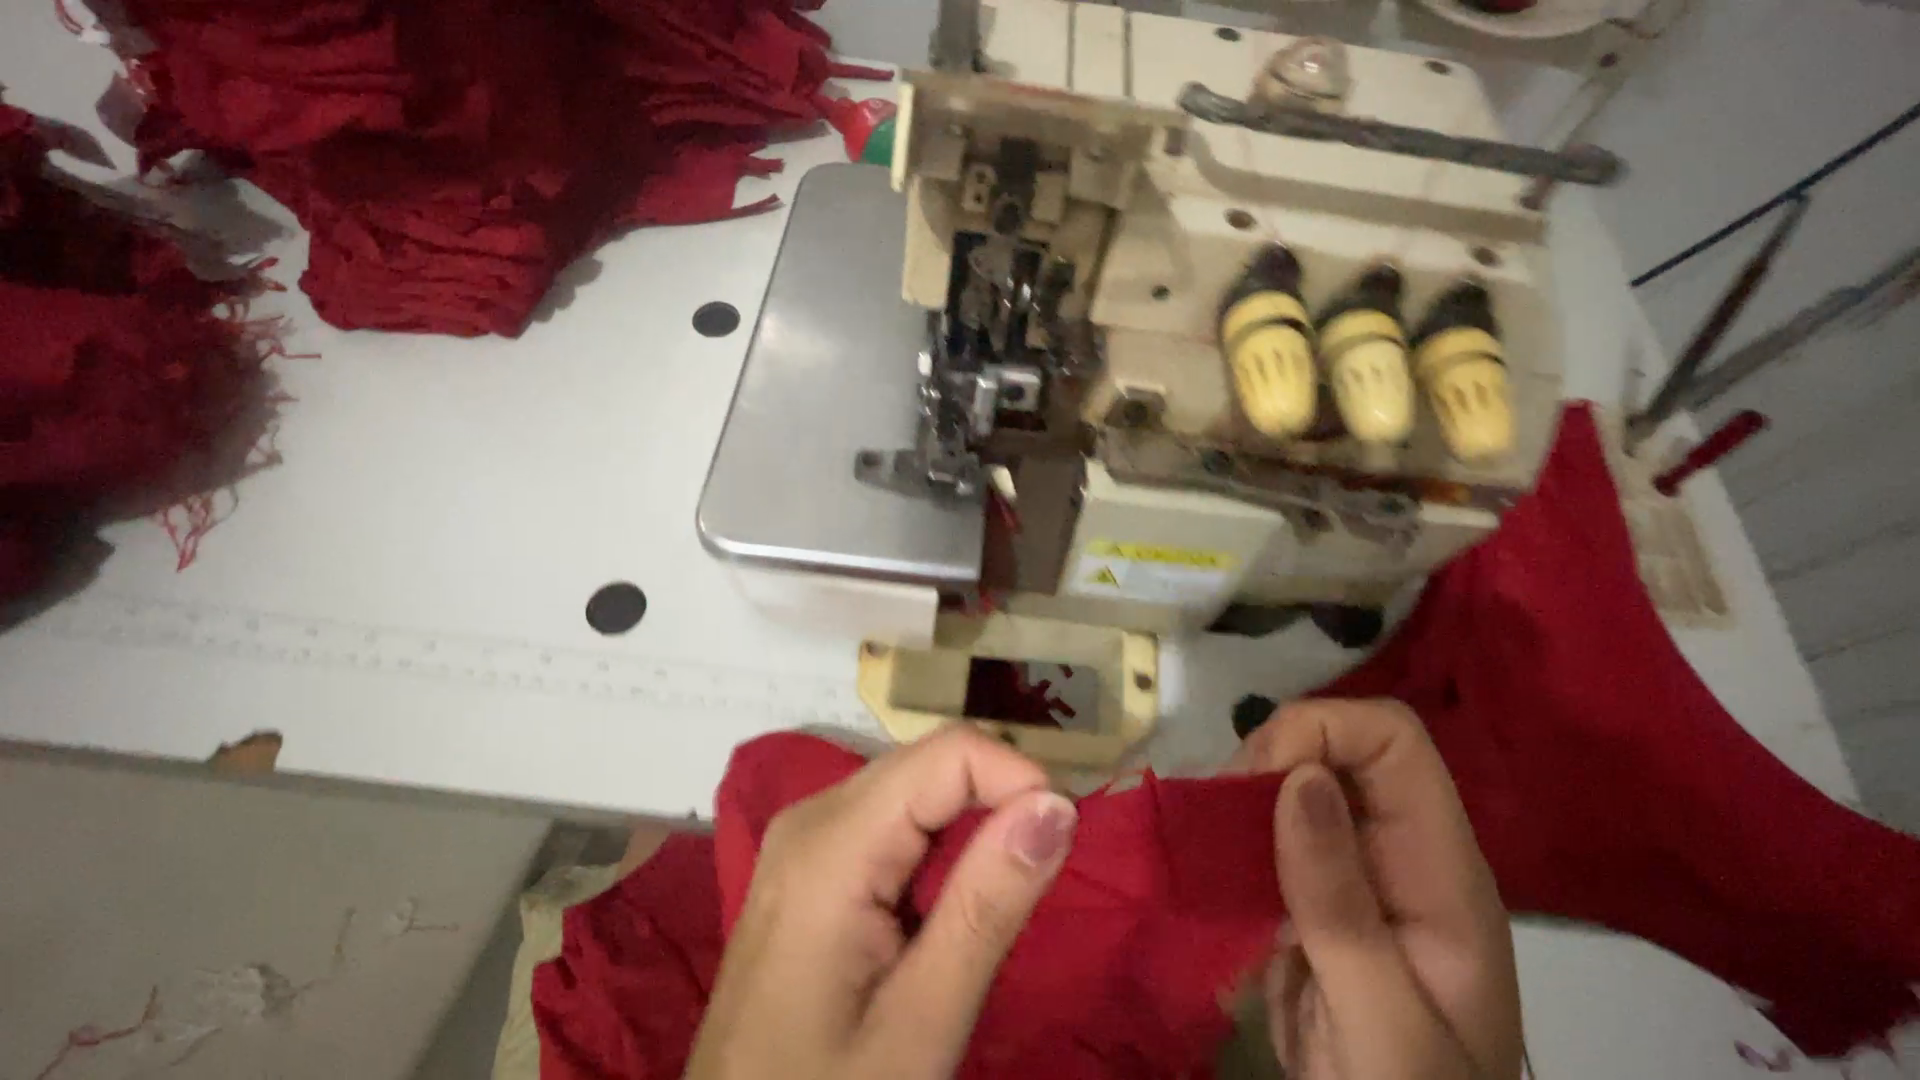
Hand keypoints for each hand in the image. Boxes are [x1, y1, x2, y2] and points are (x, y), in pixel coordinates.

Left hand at [686, 727, 1077, 1079]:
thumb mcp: (923, 1018)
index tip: (1063, 841)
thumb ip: (988, 903)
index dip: (1020, 778)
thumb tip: (1057, 803)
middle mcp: (813, 815)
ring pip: (916, 787)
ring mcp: (806, 836)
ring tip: (998, 899)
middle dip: (1000, 799)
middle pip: (930, 763)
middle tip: (1037, 880)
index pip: (950, 752)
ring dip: (974, 823)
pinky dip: (940, 844)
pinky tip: (946, 905)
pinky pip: (892, 819)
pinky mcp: (811, 860)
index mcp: (832, 842)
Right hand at [1230, 699, 1522, 1079]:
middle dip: (1271, 757)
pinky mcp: (1316, 893)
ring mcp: (1358, 871)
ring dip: (1244, 792)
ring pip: (1301, 780)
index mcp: (1442, 871)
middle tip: (1216, 814)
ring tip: (1205, 836)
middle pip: (1344, 747)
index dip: (1322, 731)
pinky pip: (1274, 829)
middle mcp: (1403, 853)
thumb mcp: (1381, 1024)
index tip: (1254, 779)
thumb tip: (1302, 779)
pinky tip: (1208, 856)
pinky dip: (1234, 829)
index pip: (1395, 742)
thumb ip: (1341, 907)